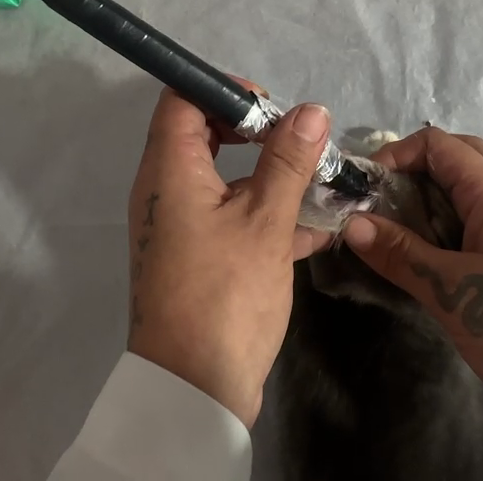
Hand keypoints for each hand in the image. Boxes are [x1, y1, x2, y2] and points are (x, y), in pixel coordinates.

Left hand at [124, 84, 331, 426]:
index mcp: (169, 169)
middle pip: (202, 133)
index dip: (224, 90)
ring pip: (223, 177)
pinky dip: (264, 211)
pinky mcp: (196, 254)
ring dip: (268, 173)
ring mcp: (179, 224)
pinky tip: (315, 227)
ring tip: (317, 178)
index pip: (182, 99)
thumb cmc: (225, 293)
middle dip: (254, 130)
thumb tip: (312, 110)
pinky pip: (229, 214)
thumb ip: (288, 161)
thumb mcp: (265, 221)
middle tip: (294, 139)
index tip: (270, 106)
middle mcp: (165, 189)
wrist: (193, 391)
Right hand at [341, 128, 482, 475]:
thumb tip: (350, 223)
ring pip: (469, 194)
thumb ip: (402, 254)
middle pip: (459, 158)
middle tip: (380, 199)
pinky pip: (477, 226)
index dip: (397, 154)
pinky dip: (446, 228)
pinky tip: (424, 259)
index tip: (364, 186)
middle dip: (414, 168)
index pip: (440, 145)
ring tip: (393, 228)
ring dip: (430, 199)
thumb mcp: (453, 293)